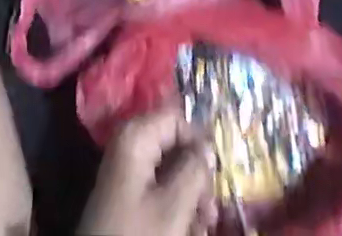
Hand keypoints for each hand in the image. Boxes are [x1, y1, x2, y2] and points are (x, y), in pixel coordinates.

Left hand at [80, 102, 217, 235]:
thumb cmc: (136, 234)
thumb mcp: (173, 206)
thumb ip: (194, 171)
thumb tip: (208, 148)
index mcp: (135, 135)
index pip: (177, 118)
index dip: (199, 141)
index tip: (216, 172)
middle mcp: (128, 143)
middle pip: (174, 144)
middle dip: (196, 173)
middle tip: (211, 207)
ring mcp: (126, 168)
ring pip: (169, 168)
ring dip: (189, 193)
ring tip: (204, 222)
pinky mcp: (126, 192)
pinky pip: (158, 186)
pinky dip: (175, 203)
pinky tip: (187, 225)